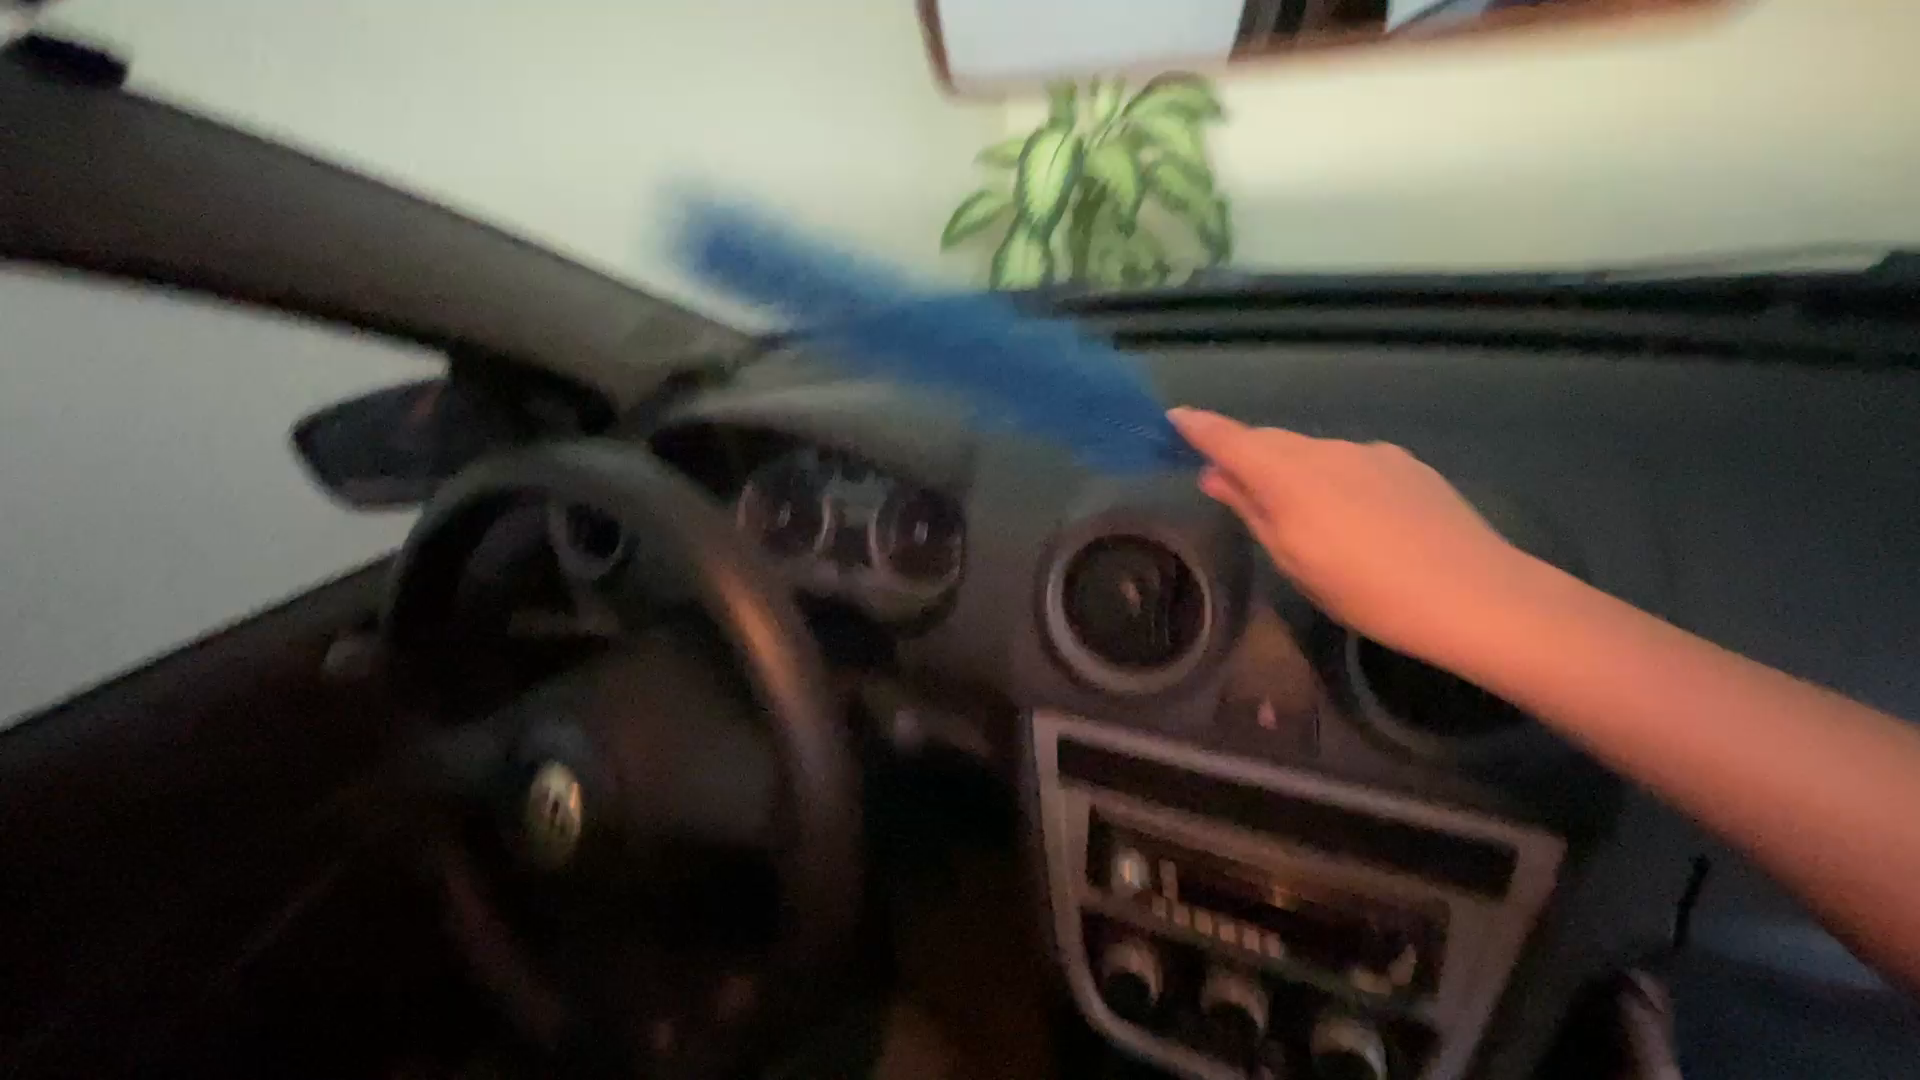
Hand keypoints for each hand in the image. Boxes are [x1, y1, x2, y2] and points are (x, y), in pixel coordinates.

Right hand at [1169, 408, 1528, 660]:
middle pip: (1271, 442)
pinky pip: (1351, 463)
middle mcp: (1326, 450)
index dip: (1199, 427)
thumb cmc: (1364, 590)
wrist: (1474, 594)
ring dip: (1293, 471)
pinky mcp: (1407, 465)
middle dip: (1246, 454)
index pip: (1229, 439)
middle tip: (1230, 483)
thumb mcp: (1292, 559)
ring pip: (1313, 453)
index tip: (1174, 418)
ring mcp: (1371, 453)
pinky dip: (1334, 479)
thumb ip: (1251, 510)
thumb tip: (1215, 476)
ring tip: (1299, 515)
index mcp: (1288, 475)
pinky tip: (1354, 518)